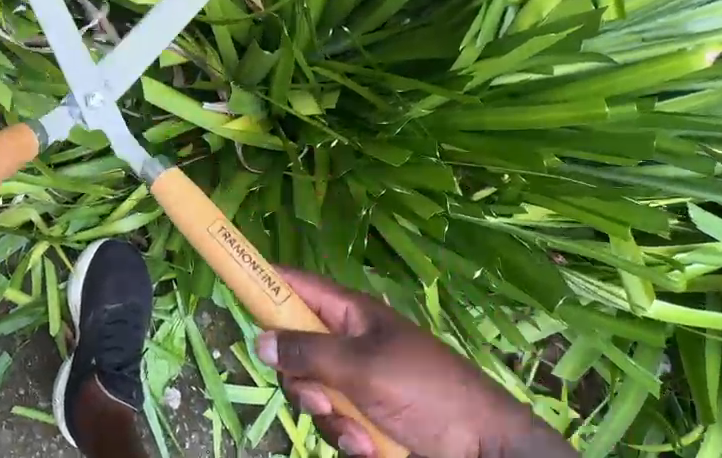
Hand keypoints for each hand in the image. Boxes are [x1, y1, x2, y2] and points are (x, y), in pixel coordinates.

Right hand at [256, 269, 571, 457]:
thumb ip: (308, 352)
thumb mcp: (363, 366)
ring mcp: (358, 385)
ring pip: (311, 392)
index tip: (232, 283)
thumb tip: (259, 339)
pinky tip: (371, 450)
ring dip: (328, 417)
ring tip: (357, 434)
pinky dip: (349, 439)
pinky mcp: (368, 422)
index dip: (265, 282)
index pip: (296, 286)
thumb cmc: (428, 391)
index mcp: (351, 314)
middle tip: (319, 395)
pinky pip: (335, 425)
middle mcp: (349, 345)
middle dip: (301, 378)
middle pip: (294, 349)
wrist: (488, 450)